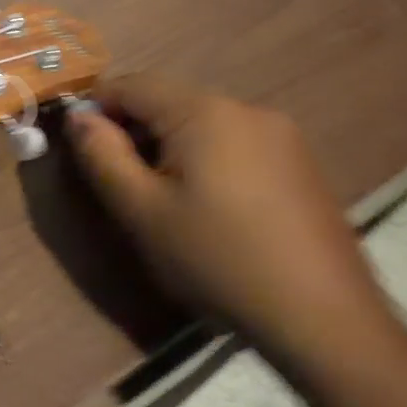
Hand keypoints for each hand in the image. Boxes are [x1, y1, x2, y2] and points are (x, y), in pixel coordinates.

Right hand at [65, 74, 390, 359]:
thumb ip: (101, 155)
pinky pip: (237, 144)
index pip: (130, 84)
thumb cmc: (219, 260)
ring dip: (173, 147)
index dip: (97, 110)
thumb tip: (79, 118)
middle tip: (124, 183)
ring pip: (203, 123)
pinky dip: (211, 161)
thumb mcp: (142, 211)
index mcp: (204, 110)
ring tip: (168, 201)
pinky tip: (215, 210)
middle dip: (137, 131)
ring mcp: (282, 136)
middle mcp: (246, 108)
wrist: (327, 322)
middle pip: (169, 101)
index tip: (87, 151)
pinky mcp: (303, 165)